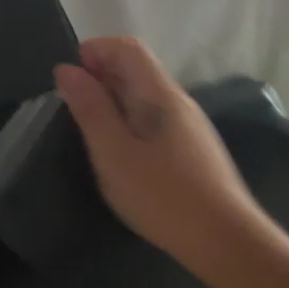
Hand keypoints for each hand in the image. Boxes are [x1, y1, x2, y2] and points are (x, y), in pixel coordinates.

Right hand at [53, 37, 272, 268]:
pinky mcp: (189, 148)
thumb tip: (67, 69)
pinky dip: (124, 119)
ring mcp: (187, 125)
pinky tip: (114, 150)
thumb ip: (89, 107)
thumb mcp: (112, 150)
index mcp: (159, 95)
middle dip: (97, 74)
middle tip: (68, 105)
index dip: (94, 50)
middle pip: (135, 68)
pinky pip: (150, 117)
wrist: (222, 239)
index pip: (127, 48)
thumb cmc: (160, 193)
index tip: (66, 78)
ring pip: (142, 94)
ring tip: (85, 128)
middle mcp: (177, 102)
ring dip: (109, 98)